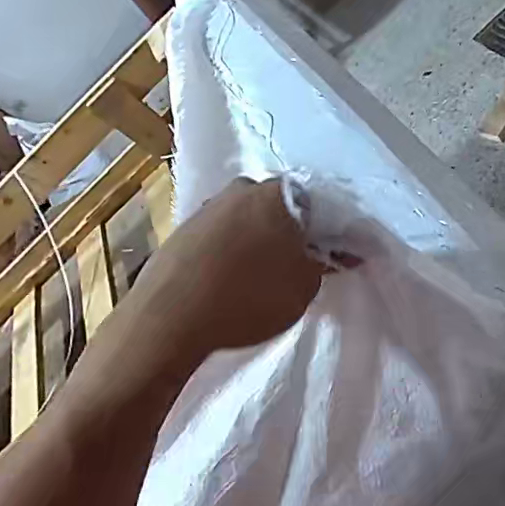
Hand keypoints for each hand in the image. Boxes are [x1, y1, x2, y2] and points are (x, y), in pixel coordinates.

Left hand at [123, 177, 329, 358]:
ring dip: (259, 240)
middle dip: (291, 232)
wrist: (171, 316)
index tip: (333, 257)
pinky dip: (232, 250)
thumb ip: (321, 264)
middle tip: (298, 264)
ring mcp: (209, 206)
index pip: (317, 204)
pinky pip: (221, 234)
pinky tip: (232, 277)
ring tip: (263, 275)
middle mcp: (242, 189)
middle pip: (279, 207)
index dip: (327, 233)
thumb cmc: (250, 297)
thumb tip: (325, 253)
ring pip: (247, 219)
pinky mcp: (183, 228)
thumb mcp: (304, 288)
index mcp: (279, 193)